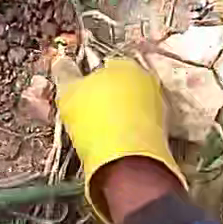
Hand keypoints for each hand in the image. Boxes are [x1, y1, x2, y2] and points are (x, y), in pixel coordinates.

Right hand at [55, 56, 186, 223]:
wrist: (124, 161)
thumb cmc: (94, 118)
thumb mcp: (67, 92)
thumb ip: (64, 74)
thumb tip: (61, 61)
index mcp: (126, 64)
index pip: (104, 65)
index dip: (87, 79)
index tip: (75, 94)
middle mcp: (147, 81)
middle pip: (120, 86)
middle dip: (104, 97)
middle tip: (82, 114)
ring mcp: (158, 107)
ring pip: (129, 108)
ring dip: (115, 117)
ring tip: (94, 134)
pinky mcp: (161, 133)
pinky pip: (135, 128)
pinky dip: (124, 134)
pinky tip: (109, 145)